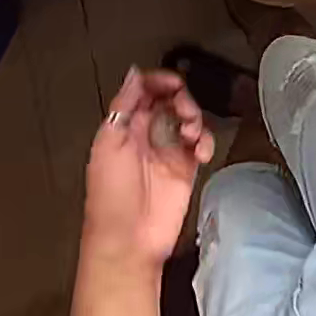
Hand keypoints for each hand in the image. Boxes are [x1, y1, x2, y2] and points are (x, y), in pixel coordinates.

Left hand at [81, 68, 214, 272]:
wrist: (127, 243)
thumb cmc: (110, 196)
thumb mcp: (109, 143)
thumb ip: (124, 104)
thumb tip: (134, 72)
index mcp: (126, 126)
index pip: (145, 91)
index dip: (159, 81)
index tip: (173, 82)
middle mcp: (148, 134)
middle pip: (170, 100)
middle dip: (181, 98)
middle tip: (184, 108)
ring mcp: (168, 151)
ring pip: (188, 118)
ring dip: (195, 117)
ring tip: (191, 132)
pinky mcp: (186, 169)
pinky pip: (201, 144)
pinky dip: (206, 141)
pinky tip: (201, 150)